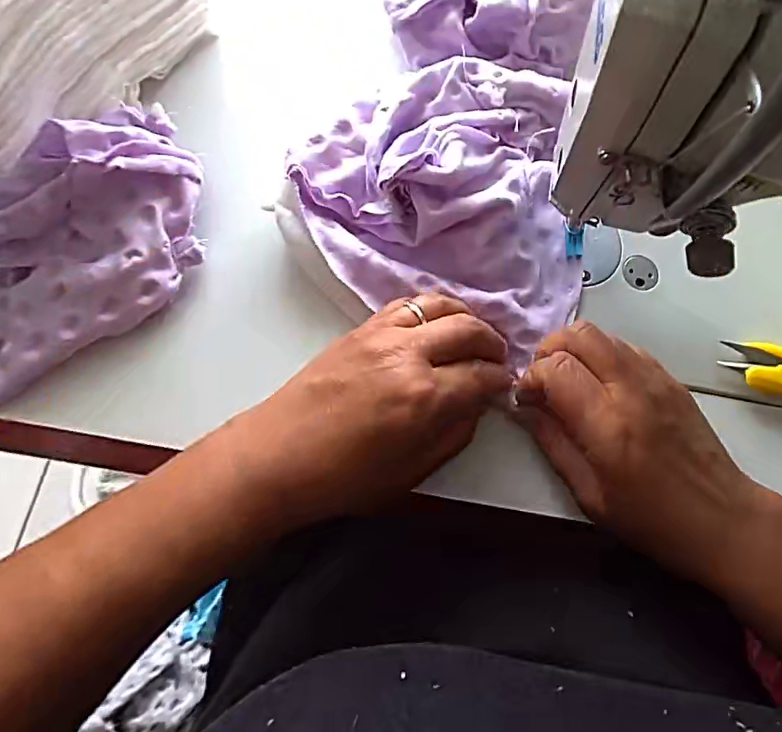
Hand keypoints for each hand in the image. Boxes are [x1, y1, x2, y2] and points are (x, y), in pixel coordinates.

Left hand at [219, 293, 510, 531]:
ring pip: (440, 304)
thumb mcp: (411, 473)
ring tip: (473, 332)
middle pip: (468, 329)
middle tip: (497, 358)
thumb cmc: (343, 478)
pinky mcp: (362, 328)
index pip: (481, 375)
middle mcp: (408, 355)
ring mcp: (382, 335)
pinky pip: (408, 303)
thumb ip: (454, 434)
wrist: (276, 457)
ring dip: (466, 316)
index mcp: (423, 396)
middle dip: (492, 342)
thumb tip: (476, 405)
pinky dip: (432, 307)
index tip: (505, 384)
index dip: (500, 379)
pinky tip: (436, 322)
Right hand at [514, 322, 781, 590]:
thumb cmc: (654, 520)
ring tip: (570, 379)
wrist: (722, 518)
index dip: (531, 377)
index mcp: (607, 424)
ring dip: (576, 348)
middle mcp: (631, 390)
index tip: (526, 396)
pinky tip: (601, 383)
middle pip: (578, 335)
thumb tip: (527, 410)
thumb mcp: (591, 496)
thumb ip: (553, 444)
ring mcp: (655, 379)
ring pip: (602, 334)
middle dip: (549, 349)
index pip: (556, 368)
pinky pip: (626, 347)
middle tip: (543, 378)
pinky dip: (603, 354)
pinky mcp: (671, 378)